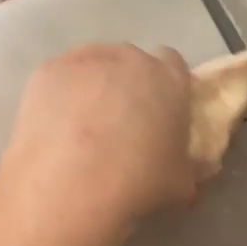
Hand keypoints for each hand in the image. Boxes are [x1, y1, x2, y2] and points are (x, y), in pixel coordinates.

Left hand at [0, 43, 198, 235]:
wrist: (72, 185)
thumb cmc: (138, 184)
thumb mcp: (180, 184)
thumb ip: (189, 167)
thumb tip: (198, 167)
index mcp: (170, 81)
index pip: (173, 64)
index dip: (164, 86)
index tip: (157, 110)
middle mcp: (130, 59)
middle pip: (131, 62)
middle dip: (127, 85)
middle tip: (118, 123)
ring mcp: (86, 60)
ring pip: (93, 65)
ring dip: (92, 86)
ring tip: (80, 126)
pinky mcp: (48, 70)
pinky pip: (60, 76)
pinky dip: (59, 94)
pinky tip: (53, 125)